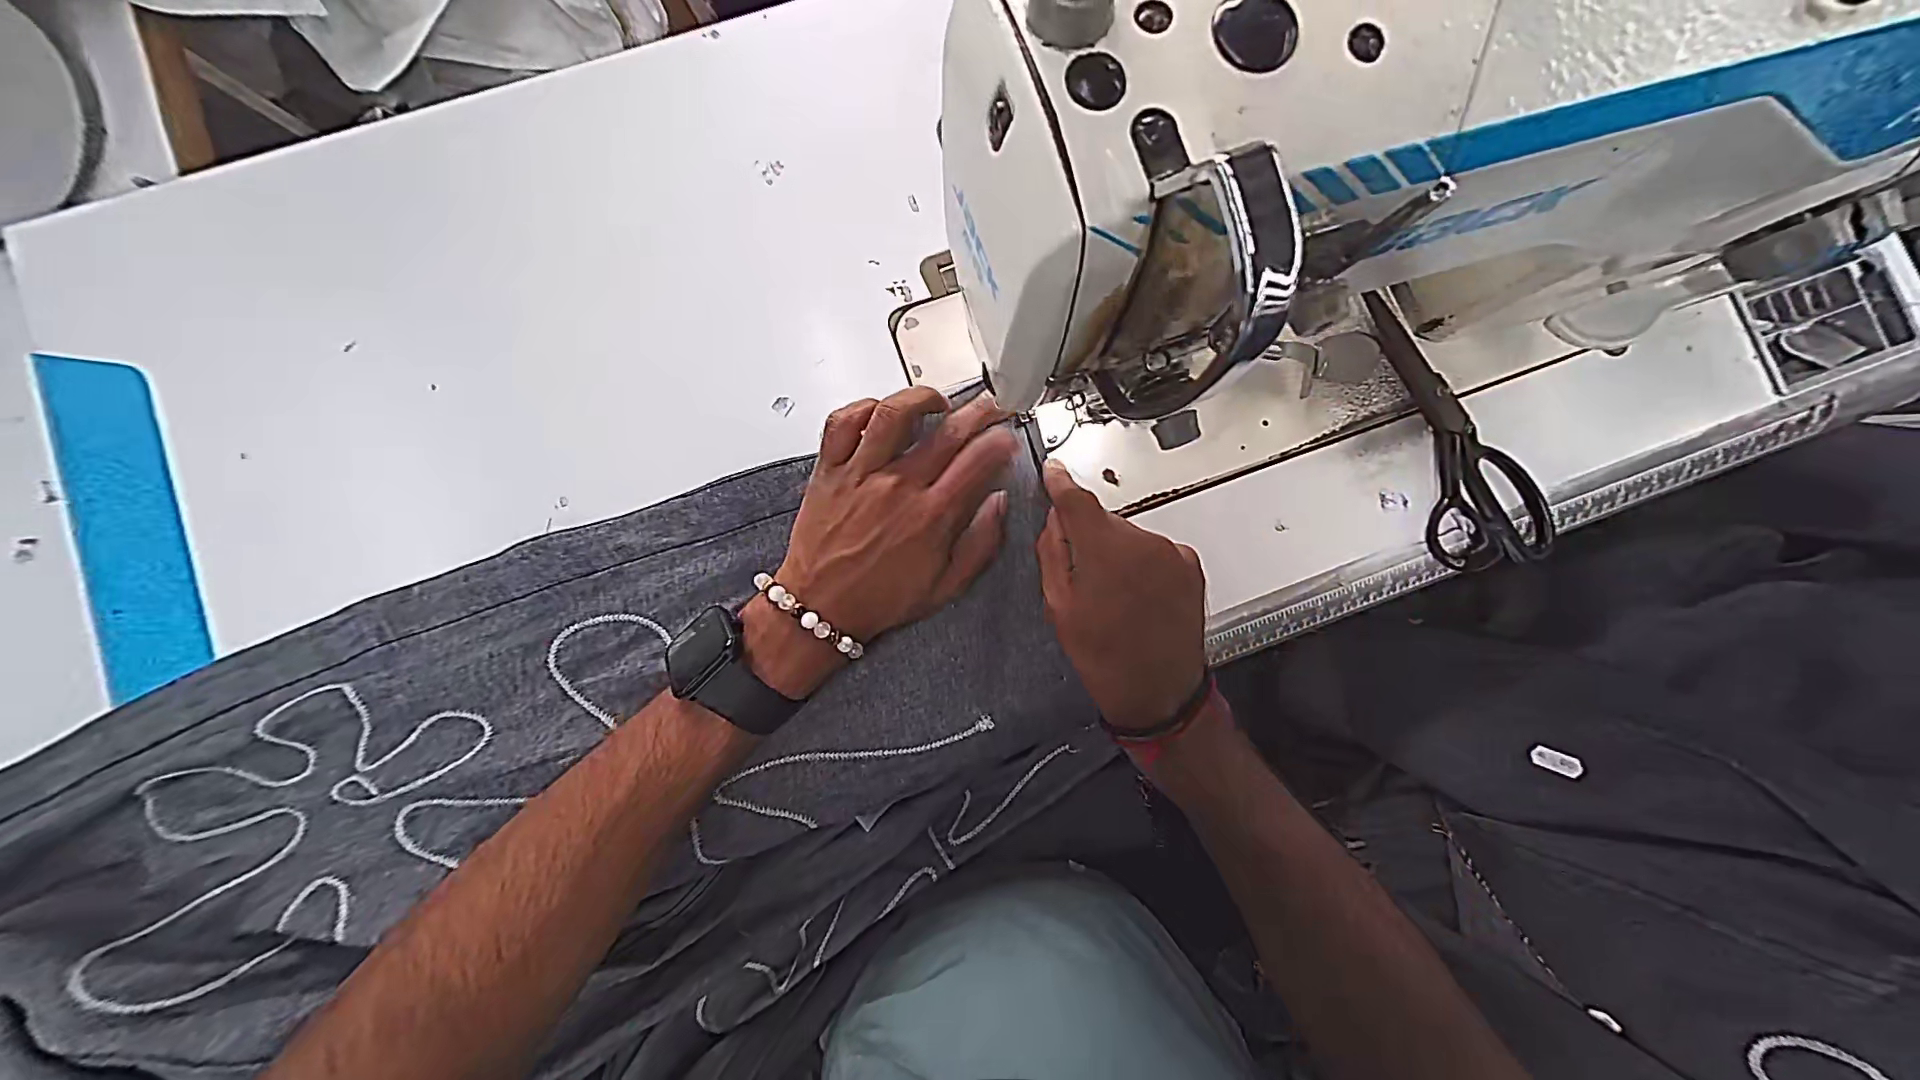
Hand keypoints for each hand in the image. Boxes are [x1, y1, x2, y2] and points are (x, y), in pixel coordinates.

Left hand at [743, 387, 1017, 697]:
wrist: (822, 607)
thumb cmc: (878, 598)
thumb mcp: (946, 586)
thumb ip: (980, 544)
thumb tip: (999, 504)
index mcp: (931, 517)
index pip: (979, 461)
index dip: (1001, 441)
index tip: (1007, 438)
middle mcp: (898, 488)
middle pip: (948, 431)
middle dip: (980, 411)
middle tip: (988, 408)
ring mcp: (861, 475)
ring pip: (894, 414)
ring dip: (922, 398)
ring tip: (936, 402)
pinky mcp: (830, 471)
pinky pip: (843, 423)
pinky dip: (862, 407)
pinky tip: (881, 413)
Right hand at [1035, 459, 1207, 731]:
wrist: (1158, 690)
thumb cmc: (1108, 658)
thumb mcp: (1059, 606)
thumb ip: (1052, 552)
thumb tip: (1055, 520)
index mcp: (1104, 550)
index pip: (1076, 498)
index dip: (1060, 482)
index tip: (1054, 472)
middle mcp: (1142, 543)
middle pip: (1103, 518)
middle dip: (1090, 537)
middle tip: (1084, 578)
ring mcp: (1169, 552)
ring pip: (1129, 534)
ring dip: (1118, 553)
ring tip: (1115, 597)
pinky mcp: (1188, 563)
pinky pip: (1153, 548)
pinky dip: (1142, 563)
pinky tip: (1137, 596)